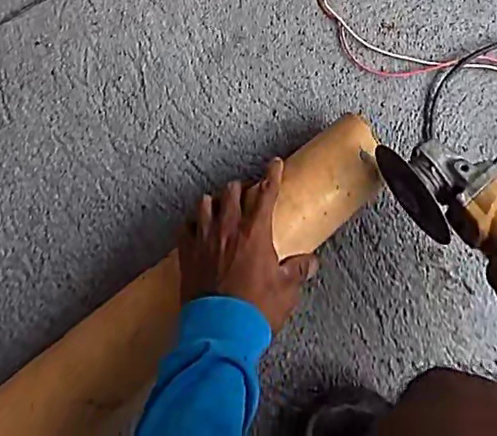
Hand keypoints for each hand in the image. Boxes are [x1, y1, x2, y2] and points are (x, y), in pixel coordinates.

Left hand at [177, 158, 319, 332]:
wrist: (219, 332)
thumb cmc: (254, 310)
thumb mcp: (285, 291)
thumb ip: (297, 271)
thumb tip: (311, 262)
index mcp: (255, 232)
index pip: (266, 192)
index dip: (272, 174)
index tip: (275, 164)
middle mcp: (229, 228)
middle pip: (233, 190)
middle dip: (242, 188)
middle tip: (248, 194)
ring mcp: (205, 239)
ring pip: (206, 202)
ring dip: (216, 202)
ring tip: (221, 207)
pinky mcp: (187, 254)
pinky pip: (185, 227)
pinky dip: (192, 224)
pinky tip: (197, 228)